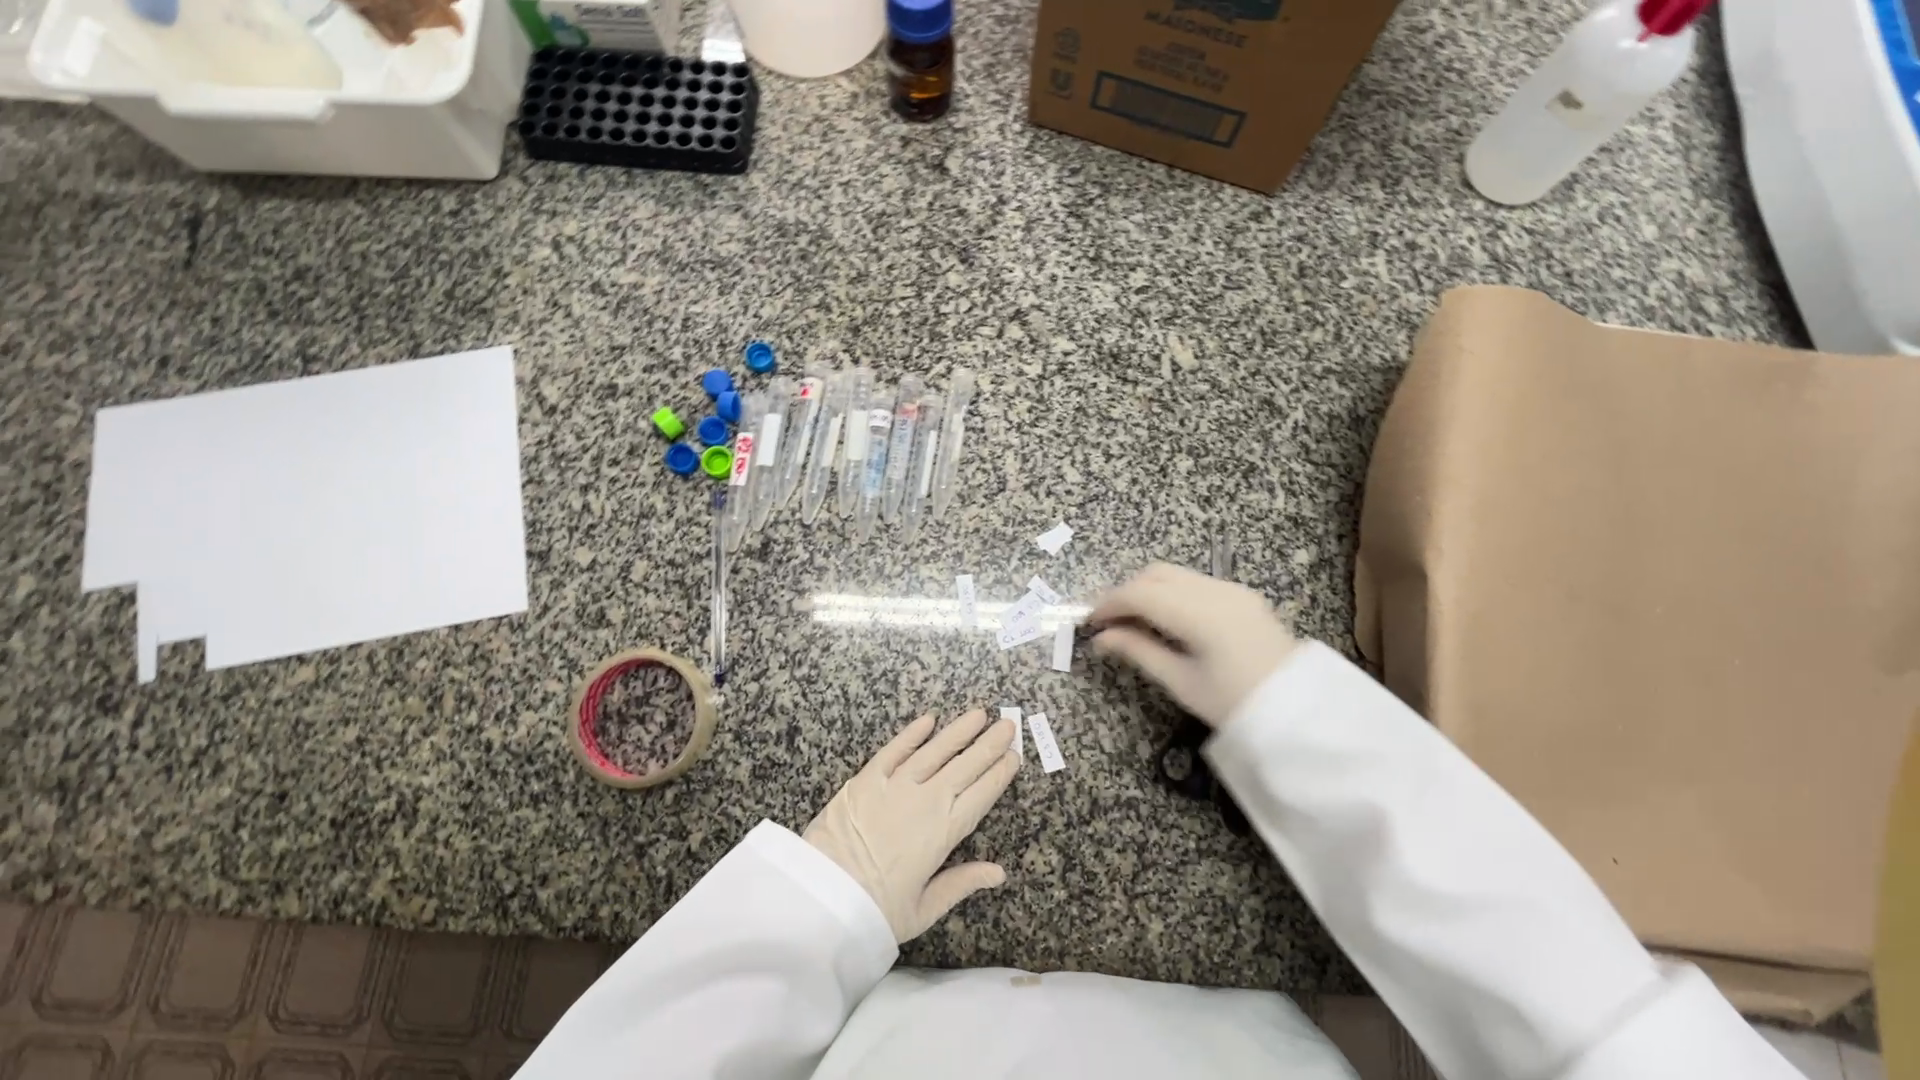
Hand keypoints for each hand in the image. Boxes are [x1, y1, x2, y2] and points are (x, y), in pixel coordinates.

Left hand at [804, 710, 1020, 942]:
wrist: (821, 894)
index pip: (981, 794)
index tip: (1014, 756)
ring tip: (979, 713)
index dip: (999, 774)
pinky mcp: (866, 779)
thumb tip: (999, 872)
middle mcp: (925, 801)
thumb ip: (961, 884)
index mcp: (943, 832)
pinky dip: (912, 733)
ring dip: (958, 731)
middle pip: (964, 766)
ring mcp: (894, 785)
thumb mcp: (923, 908)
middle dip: (988, 744)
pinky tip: (929, 719)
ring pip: (934, 751)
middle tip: (1007, 724)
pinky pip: (894, 749)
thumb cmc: (873, 910)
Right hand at [1089, 562, 1297, 728]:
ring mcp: (1232, 590)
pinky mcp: (1242, 596)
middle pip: (1155, 574)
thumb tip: (1101, 638)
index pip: (1139, 594)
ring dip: (1147, 590)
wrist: (1300, 711)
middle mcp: (1214, 590)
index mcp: (1198, 612)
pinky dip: (1170, 593)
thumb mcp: (1180, 682)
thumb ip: (1138, 652)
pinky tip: (1163, 620)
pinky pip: (1195, 583)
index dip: (1108, 604)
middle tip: (1107, 622)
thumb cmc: (1235, 703)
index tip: (1088, 623)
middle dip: (1126, 592)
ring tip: (1131, 622)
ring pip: (1174, 575)